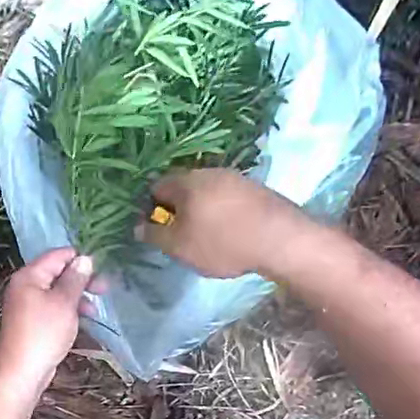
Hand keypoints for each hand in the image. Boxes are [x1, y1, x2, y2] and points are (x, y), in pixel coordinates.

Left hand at [0, 248, 93, 396]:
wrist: (21, 372)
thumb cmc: (44, 333)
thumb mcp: (64, 303)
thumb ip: (75, 279)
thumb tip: (84, 259)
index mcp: (29, 276)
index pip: (57, 255)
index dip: (80, 260)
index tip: (101, 271)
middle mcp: (25, 286)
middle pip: (57, 273)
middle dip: (81, 280)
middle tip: (104, 289)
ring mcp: (26, 304)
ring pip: (57, 292)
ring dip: (77, 297)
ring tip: (94, 311)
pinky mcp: (31, 321)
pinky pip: (53, 307)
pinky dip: (68, 310)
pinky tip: (82, 320)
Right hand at [135, 169, 313, 278]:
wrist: (280, 239)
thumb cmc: (221, 242)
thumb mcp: (179, 247)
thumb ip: (155, 235)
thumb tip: (139, 227)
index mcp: (186, 181)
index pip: (156, 187)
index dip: (151, 208)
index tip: (157, 230)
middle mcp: (210, 171)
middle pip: (183, 187)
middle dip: (178, 208)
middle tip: (181, 235)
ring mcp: (236, 178)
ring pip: (208, 191)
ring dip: (202, 210)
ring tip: (207, 236)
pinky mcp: (257, 189)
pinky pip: (229, 197)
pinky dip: (223, 212)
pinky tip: (231, 232)